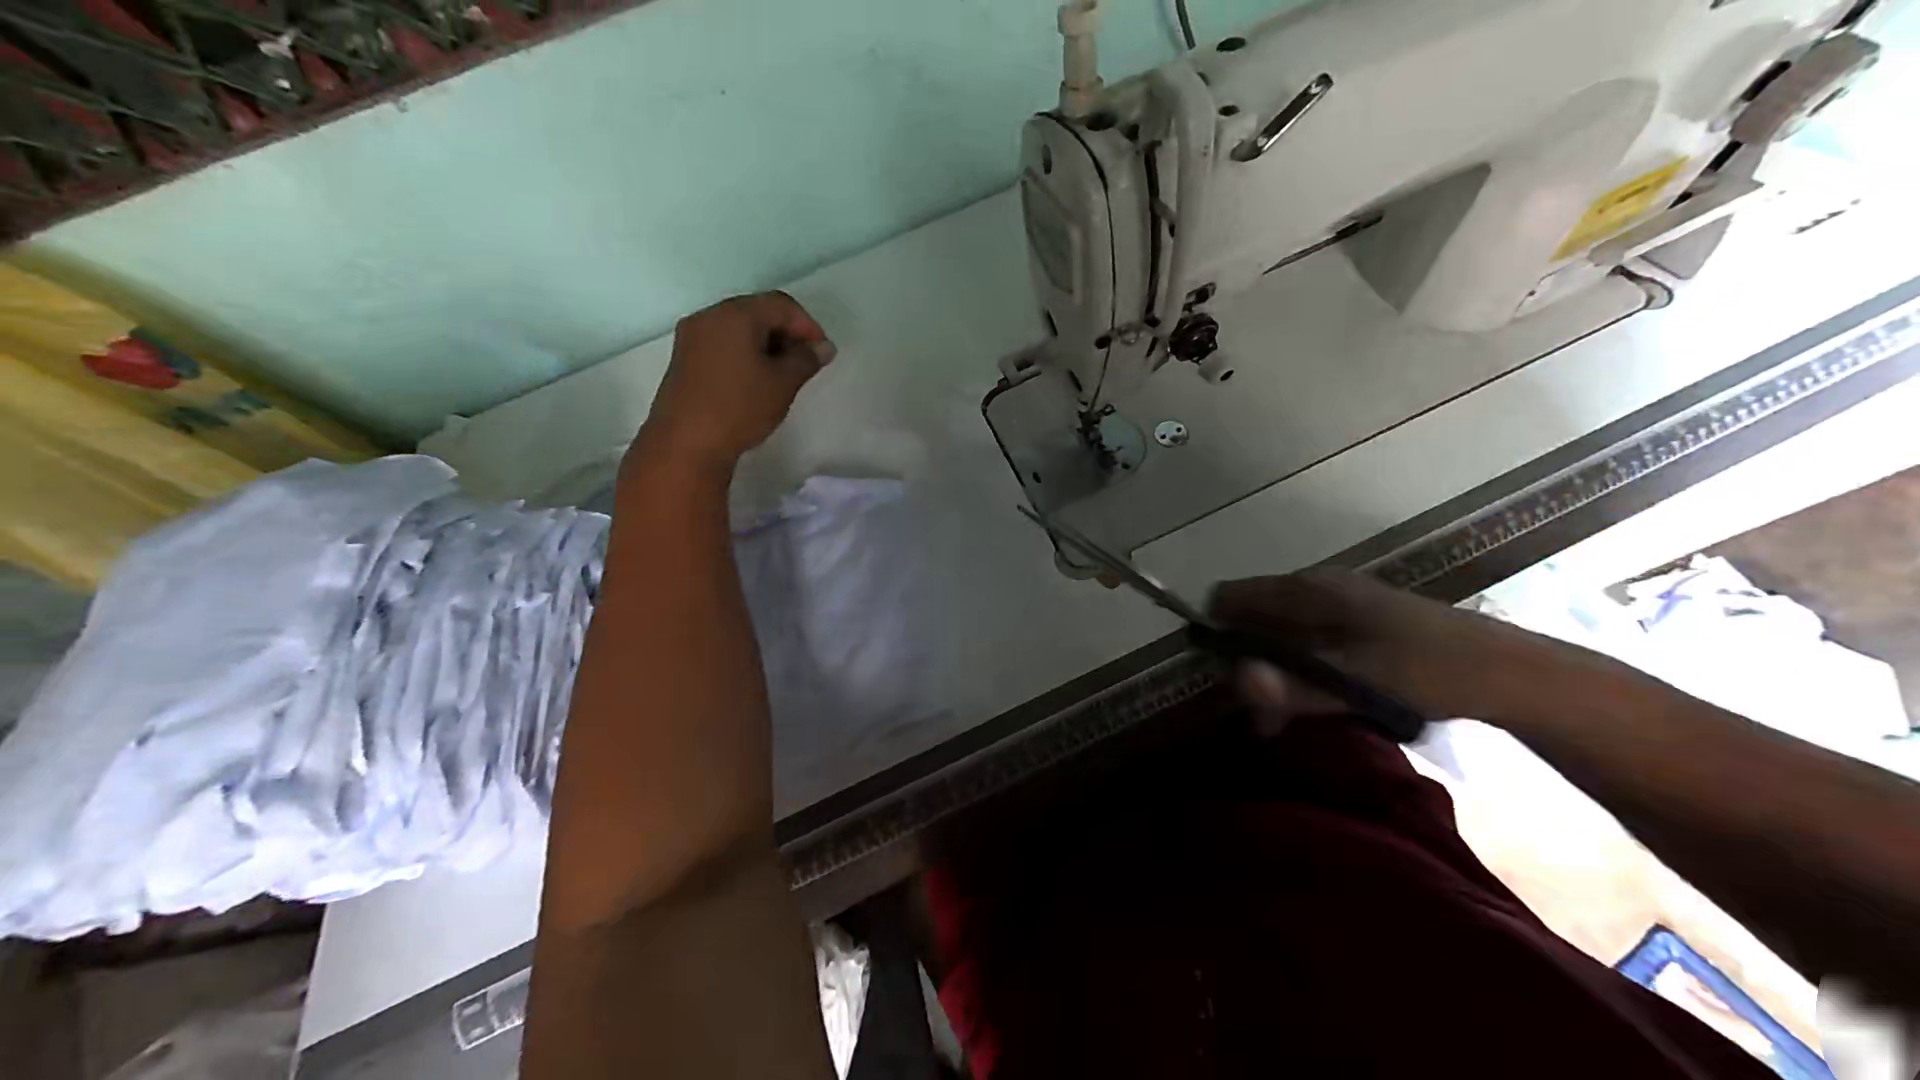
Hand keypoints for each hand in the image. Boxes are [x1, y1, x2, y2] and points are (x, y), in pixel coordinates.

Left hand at [638, 291, 835, 470]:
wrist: (685, 443)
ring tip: (782, 375)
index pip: (781, 305)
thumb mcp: (783, 384)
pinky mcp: (684, 358)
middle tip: (804, 363)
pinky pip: (722, 344)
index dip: (807, 326)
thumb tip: (823, 347)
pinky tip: (755, 380)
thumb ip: (806, 359)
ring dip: (766, 344)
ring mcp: (692, 336)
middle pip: (757, 312)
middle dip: (786, 334)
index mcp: (735, 314)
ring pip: (738, 329)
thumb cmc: (739, 408)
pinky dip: (744, 353)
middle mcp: (709, 316)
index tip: (822, 353)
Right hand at [1209, 569, 1634, 728]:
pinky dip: (1296, 672)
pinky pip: (1302, 643)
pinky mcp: (1354, 624)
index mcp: (1308, 590)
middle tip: (1263, 718)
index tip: (1227, 681)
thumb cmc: (1428, 669)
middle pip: (1250, 619)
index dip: (1215, 634)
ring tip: (1284, 721)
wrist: (1508, 671)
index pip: (1230, 597)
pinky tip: (1314, 704)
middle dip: (1246, 666)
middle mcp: (1314, 588)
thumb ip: (1295, 685)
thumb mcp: (1357, 681)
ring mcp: (1335, 604)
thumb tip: (1237, 681)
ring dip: (1271, 675)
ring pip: (1276, 634)